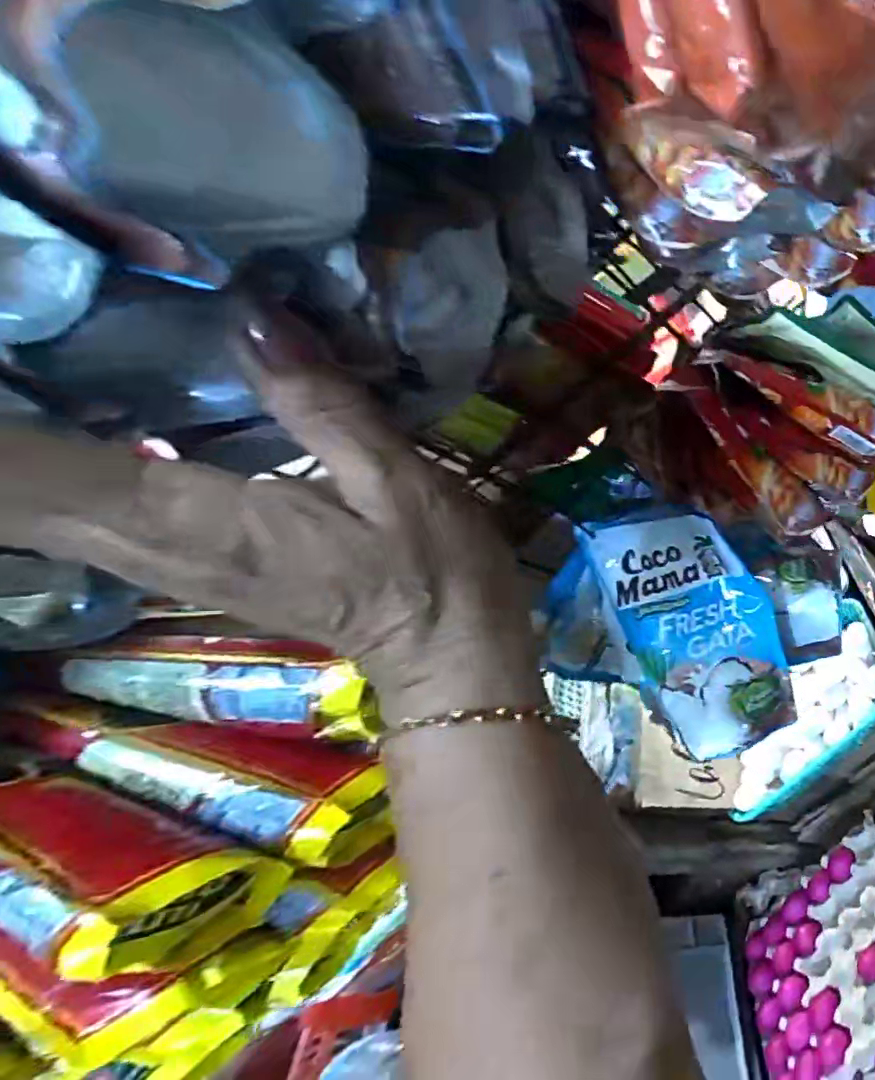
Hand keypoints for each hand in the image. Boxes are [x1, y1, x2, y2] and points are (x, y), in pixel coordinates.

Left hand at [0, 303, 542, 720]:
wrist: (450, 648)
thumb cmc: (435, 570)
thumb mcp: (401, 484)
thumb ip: (326, 408)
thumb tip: (254, 317)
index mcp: (187, 514)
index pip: (17, 467)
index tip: (13, 338)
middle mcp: (142, 540)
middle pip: (7, 488)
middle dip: (3, 428)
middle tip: (26, 339)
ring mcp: (155, 559)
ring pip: (25, 504)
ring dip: (19, 448)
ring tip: (40, 381)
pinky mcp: (180, 562)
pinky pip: (67, 513)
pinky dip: (48, 470)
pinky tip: (83, 432)